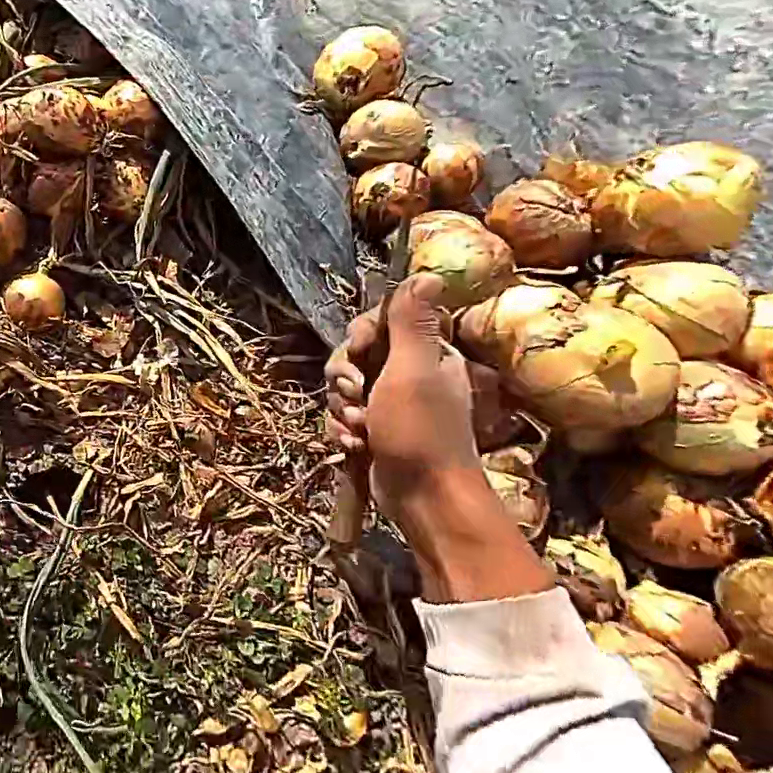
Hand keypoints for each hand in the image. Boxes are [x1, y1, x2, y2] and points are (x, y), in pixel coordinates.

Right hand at [330, 273, 551, 603]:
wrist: (424, 500)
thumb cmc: (421, 432)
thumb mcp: (414, 370)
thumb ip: (412, 323)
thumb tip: (430, 273)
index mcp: (424, 353)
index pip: (375, 325)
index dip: (357, 337)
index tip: (357, 353)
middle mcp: (407, 374)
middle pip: (351, 357)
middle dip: (344, 380)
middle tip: (355, 397)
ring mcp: (388, 406)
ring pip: (342, 390)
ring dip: (342, 411)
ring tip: (358, 431)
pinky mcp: (374, 432)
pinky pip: (342, 418)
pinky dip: (343, 431)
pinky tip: (352, 446)